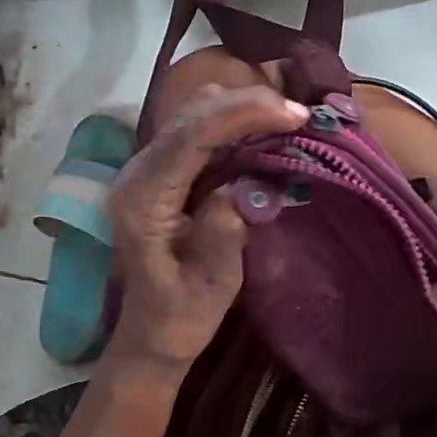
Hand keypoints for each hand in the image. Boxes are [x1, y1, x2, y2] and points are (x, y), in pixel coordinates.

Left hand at [105, 85, 309, 367]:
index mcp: (143, 201)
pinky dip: (232, 122)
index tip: (293, 115)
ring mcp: (147, 169)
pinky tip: (263, 130)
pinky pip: (196, 130)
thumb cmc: (181, 316)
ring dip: (240, 109)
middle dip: (246, 104)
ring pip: (192, 115)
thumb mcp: (211, 287)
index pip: (189, 137)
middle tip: (299, 115)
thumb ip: (224, 233)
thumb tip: (246, 184)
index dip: (241, 115)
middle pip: (190, 116)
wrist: (152, 332)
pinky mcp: (162, 172)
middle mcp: (137, 174)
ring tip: (287, 120)